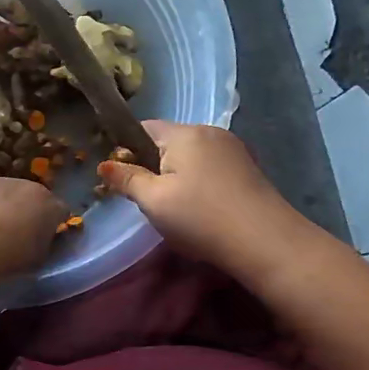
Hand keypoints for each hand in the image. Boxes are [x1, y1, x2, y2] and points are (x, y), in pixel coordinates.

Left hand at [0, 169, 68, 272]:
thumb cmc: (13, 256)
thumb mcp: (38, 258)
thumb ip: (46, 243)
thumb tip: (45, 238)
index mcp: (52, 207)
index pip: (61, 210)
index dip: (55, 222)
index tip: (47, 234)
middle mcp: (33, 188)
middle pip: (37, 195)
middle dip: (32, 208)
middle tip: (20, 229)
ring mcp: (7, 181)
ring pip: (12, 188)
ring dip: (8, 199)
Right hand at [98, 122, 300, 268]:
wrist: (264, 242)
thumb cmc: (200, 217)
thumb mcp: (153, 201)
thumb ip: (127, 179)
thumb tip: (104, 164)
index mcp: (185, 133)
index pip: (144, 128)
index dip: (125, 148)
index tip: (121, 178)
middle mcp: (210, 132)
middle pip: (169, 142)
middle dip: (152, 165)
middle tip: (146, 200)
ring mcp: (233, 149)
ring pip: (190, 156)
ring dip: (176, 176)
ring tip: (174, 209)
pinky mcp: (247, 169)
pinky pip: (210, 168)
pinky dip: (198, 182)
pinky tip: (200, 209)